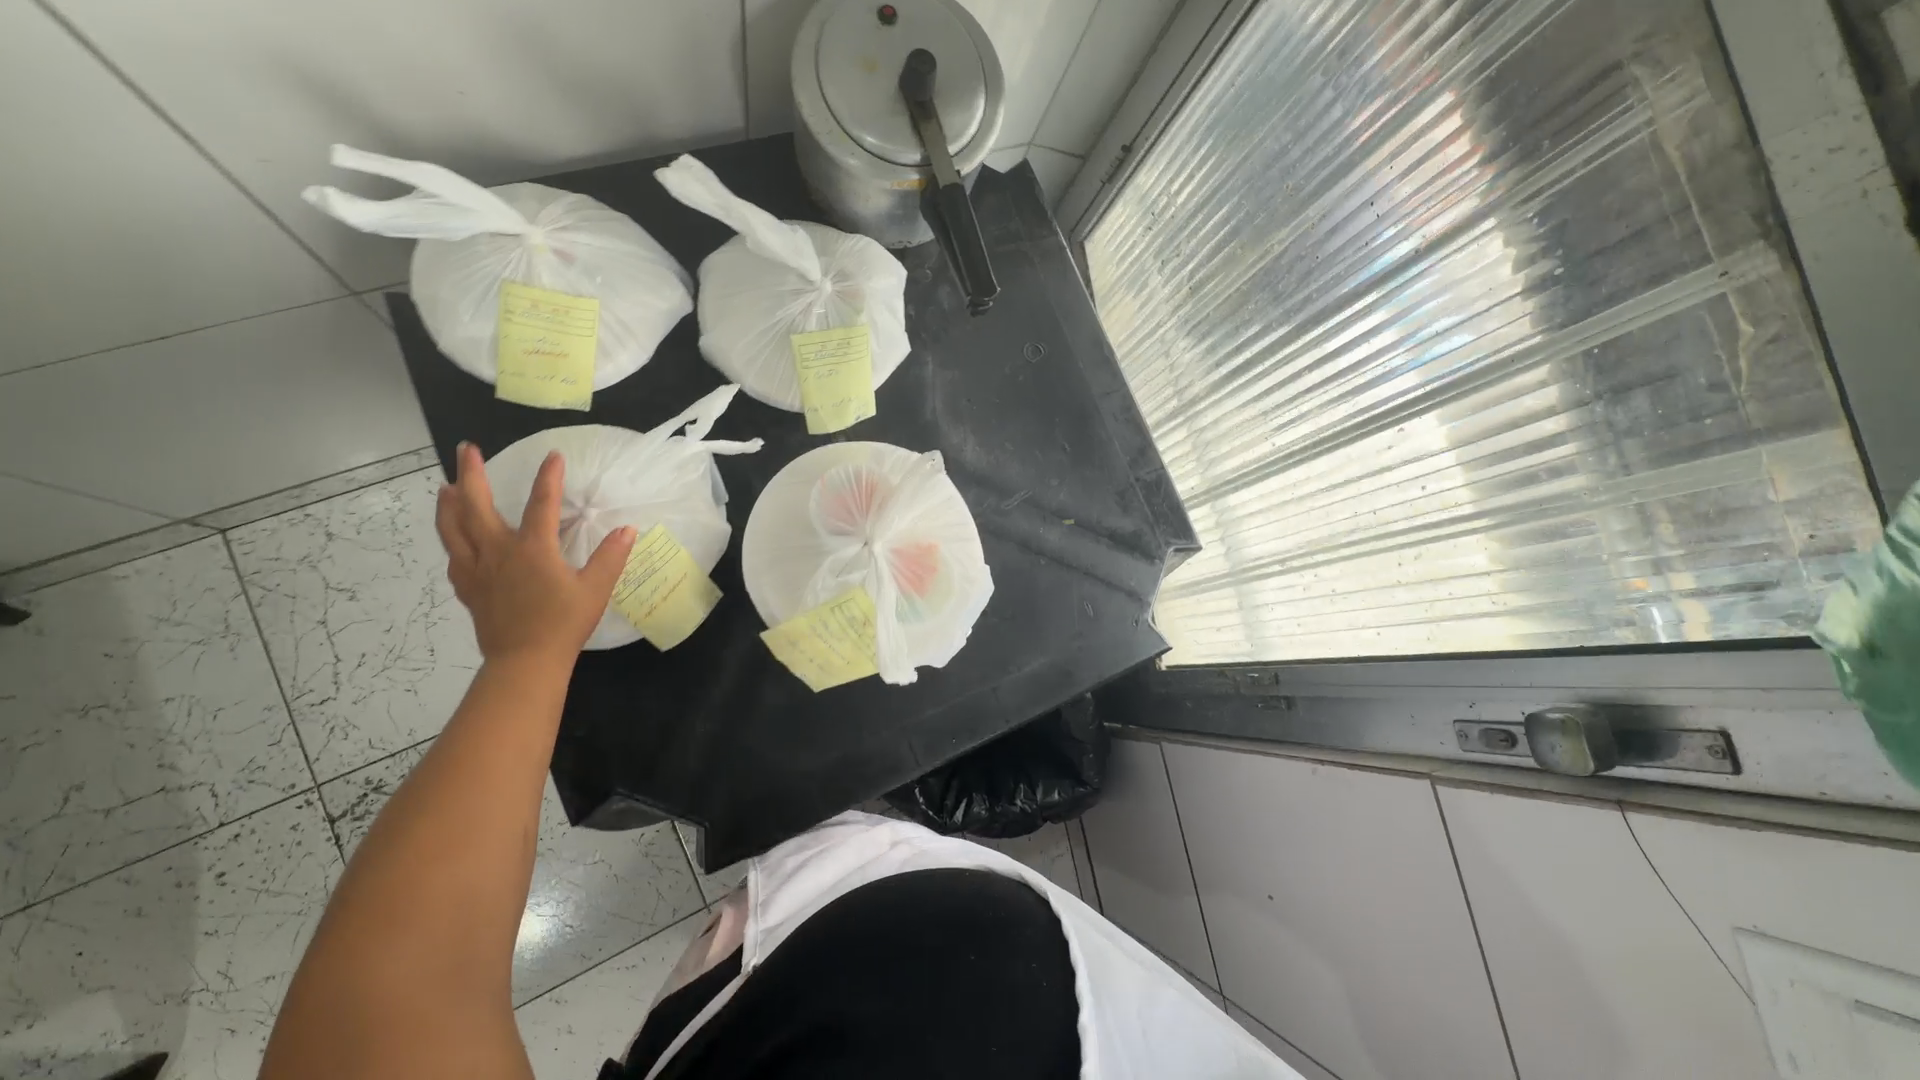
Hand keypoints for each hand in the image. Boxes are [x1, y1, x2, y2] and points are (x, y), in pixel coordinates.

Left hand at [436, 442, 636, 664]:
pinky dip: (452, 542)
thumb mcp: (595, 589)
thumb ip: (610, 557)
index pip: (541, 503)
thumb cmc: (563, 624)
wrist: (524, 662)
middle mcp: (498, 552)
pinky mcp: (469, 589)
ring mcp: (478, 570)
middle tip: (466, 450)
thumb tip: (627, 529)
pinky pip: (454, 559)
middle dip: (471, 474)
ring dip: (449, 504)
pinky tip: (455, 540)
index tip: (553, 456)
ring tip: (447, 486)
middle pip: (476, 506)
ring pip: (453, 529)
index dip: (548, 477)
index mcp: (532, 549)